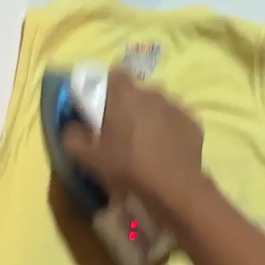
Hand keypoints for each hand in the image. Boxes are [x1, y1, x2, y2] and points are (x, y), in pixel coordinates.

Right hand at [61, 68, 209, 216]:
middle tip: (122, 133)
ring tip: (146, 146)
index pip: (113, 75)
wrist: (173, 190)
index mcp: (125, 95)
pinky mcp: (192, 123)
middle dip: (128, 107)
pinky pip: (175, 121)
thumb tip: (71, 127)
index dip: (106, 90)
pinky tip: (165, 152)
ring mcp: (176, 106)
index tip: (102, 110)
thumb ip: (72, 137)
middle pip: (136, 92)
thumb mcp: (89, 159)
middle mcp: (153, 92)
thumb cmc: (128, 169)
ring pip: (157, 106)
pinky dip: (169, 132)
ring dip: (150, 119)